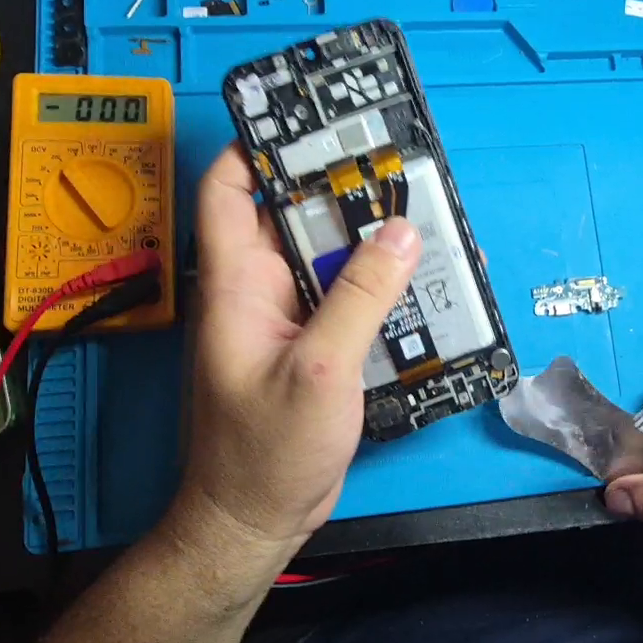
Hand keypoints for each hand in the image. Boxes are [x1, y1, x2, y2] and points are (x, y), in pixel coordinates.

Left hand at [172, 144, 421, 557]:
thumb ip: (361, 297)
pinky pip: (344, 297)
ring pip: (326, 258)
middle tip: (391, 164)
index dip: (255, 147)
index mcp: (236, 284)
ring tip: (416, 211)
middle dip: (336, 189)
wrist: (256, 520)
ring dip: (365, 238)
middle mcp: (257, 291)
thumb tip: (402, 233)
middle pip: (292, 217)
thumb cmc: (266, 451)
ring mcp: (286, 318)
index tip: (304, 122)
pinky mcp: (312, 345)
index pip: (226, 191)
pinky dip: (376, 283)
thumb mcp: (320, 368)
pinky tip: (415, 276)